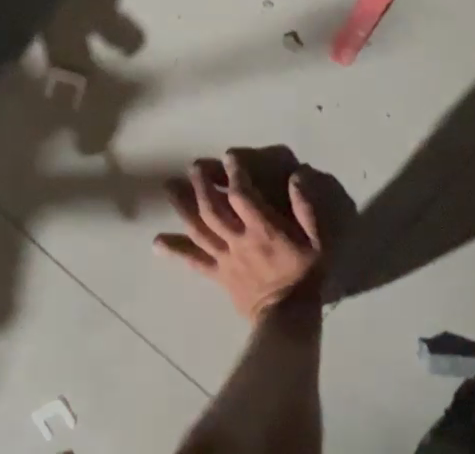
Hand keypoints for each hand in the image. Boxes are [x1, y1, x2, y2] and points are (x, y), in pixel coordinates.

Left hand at [155, 149, 343, 319]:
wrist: (289, 318)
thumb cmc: (305, 276)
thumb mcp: (317, 241)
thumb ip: (306, 208)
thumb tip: (297, 176)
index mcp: (262, 229)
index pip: (243, 195)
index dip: (235, 173)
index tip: (228, 156)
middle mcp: (238, 239)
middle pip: (212, 208)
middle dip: (201, 184)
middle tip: (193, 166)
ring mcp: (224, 257)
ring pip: (198, 229)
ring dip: (182, 206)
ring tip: (169, 187)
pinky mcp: (217, 275)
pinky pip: (194, 262)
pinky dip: (175, 251)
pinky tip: (157, 242)